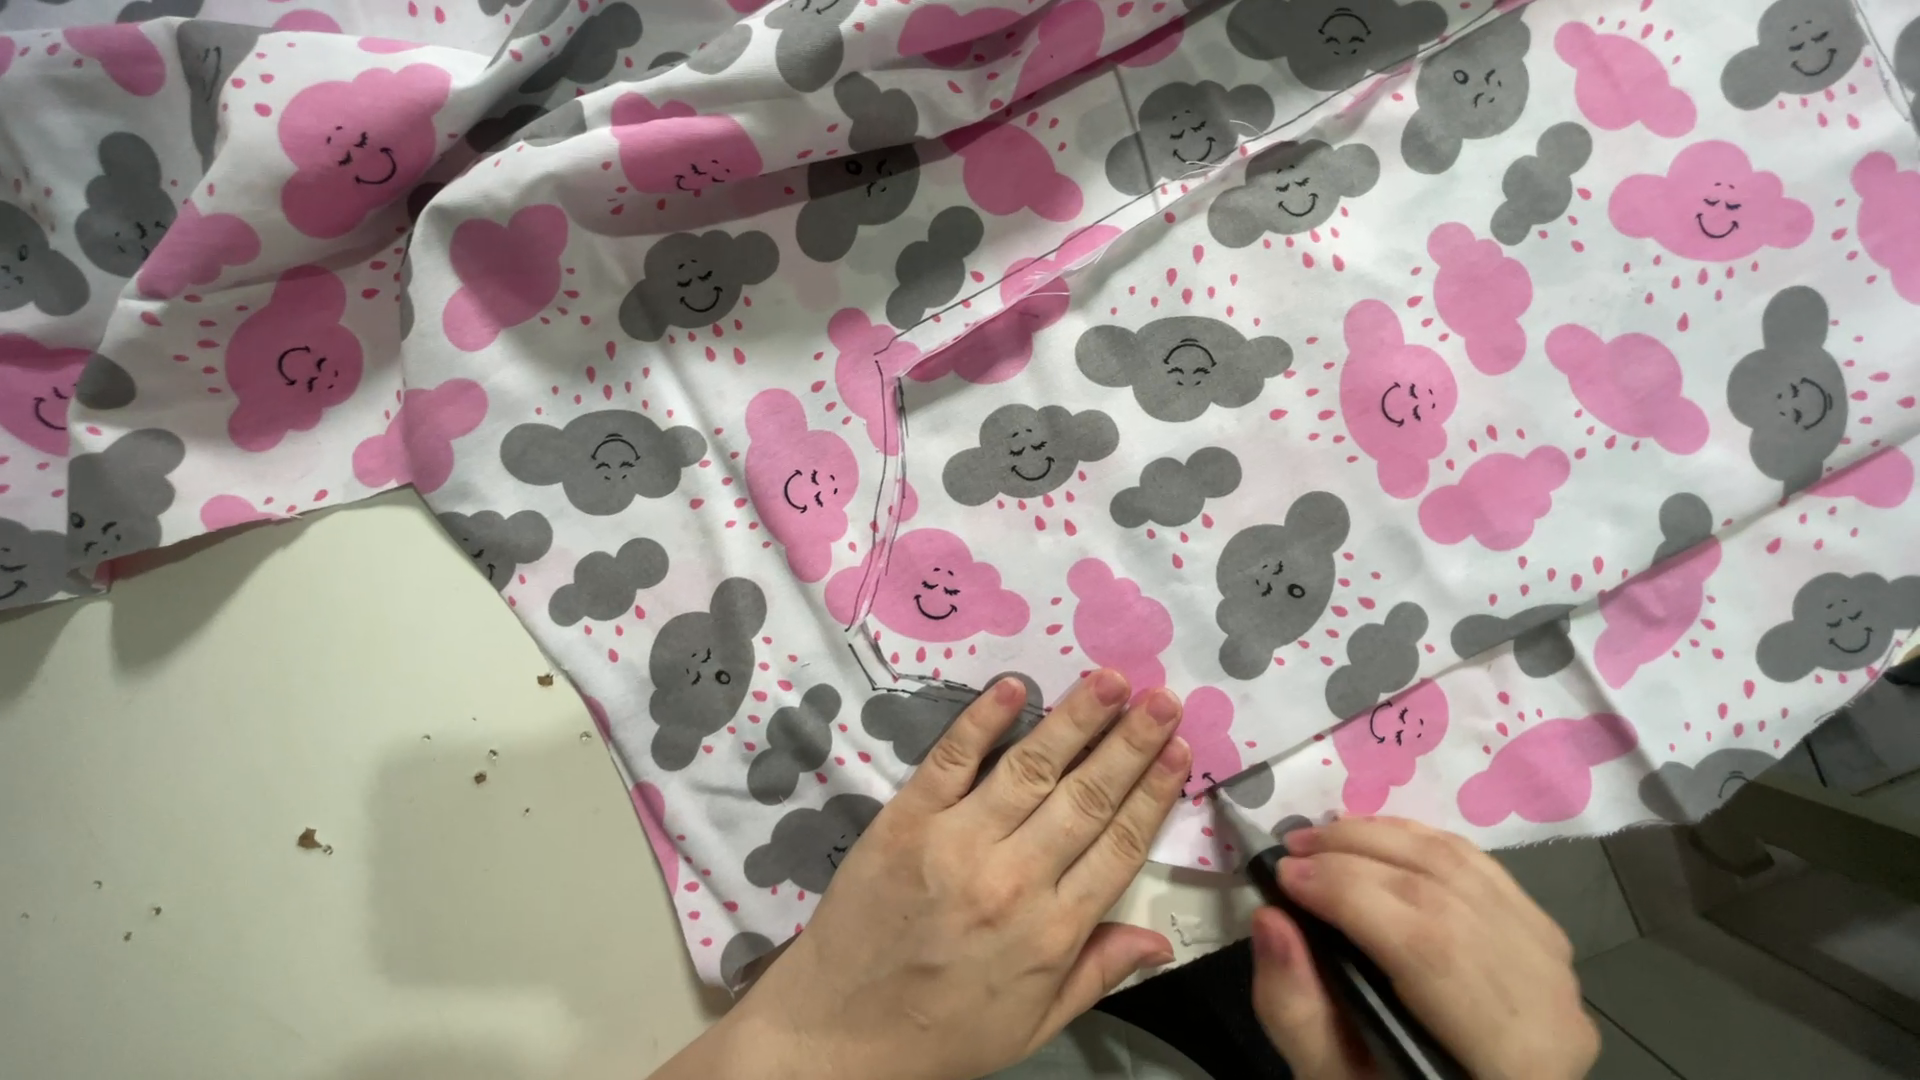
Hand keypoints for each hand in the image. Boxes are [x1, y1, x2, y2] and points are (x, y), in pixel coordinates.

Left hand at [658, 670, 1190, 1079]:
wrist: (838, 1034)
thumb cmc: (942, 1031)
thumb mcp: (1033, 1024)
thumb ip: (1098, 973)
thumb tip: (1162, 936)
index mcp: (1053, 932)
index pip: (1120, 844)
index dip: (1154, 791)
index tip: (1180, 748)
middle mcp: (1015, 879)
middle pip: (1086, 797)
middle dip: (1130, 742)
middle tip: (1162, 697)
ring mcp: (958, 842)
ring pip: (1030, 769)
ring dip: (1075, 719)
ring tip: (1110, 680)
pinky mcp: (907, 820)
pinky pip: (951, 760)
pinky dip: (983, 721)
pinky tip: (1014, 686)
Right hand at [1249, 816, 1598, 1079]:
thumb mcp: (1329, 1074)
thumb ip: (1293, 1007)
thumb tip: (1269, 916)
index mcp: (1505, 1058)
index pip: (1429, 949)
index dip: (1349, 895)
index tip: (1282, 875)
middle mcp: (1549, 1007)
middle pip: (1443, 897)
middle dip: (1352, 858)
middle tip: (1288, 850)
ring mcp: (1553, 964)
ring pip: (1459, 867)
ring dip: (1375, 837)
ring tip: (1315, 838)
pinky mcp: (1541, 931)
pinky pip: (1473, 862)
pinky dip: (1412, 837)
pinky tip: (1365, 838)